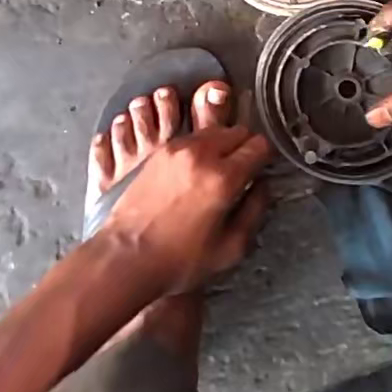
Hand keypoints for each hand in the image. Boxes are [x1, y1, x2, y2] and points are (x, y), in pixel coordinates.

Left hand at [93, 125, 271, 295]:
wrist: (125, 257)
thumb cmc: (178, 261)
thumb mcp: (230, 249)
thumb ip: (255, 212)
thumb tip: (263, 186)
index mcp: (223, 178)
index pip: (259, 146)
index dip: (266, 157)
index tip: (262, 168)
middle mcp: (201, 154)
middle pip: (237, 131)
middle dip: (245, 147)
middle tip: (241, 170)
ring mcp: (177, 149)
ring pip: (213, 130)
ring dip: (221, 144)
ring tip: (215, 171)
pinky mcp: (159, 152)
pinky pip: (190, 137)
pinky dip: (199, 147)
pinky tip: (193, 171)